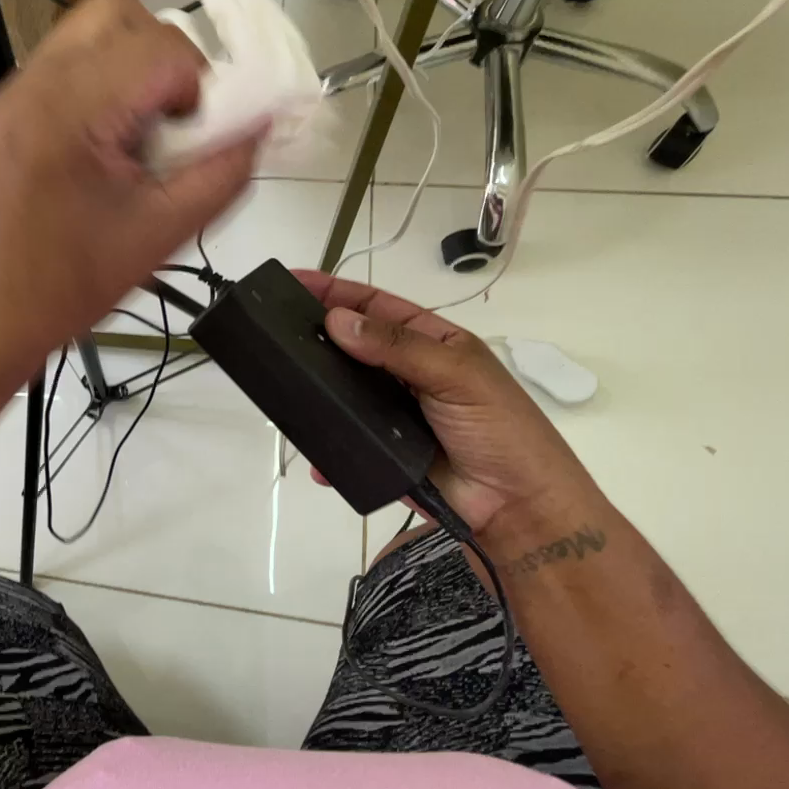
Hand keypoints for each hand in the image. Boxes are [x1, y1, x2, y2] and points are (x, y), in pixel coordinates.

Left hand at [0, 0, 265, 372]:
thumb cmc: (72, 283)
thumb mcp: (165, 232)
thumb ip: (225, 170)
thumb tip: (261, 122)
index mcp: (71, 110)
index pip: (162, 48)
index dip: (197, 89)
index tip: (193, 142)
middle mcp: (37, 82)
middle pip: (122, 12)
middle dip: (166, 59)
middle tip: (172, 125)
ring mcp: (17, 90)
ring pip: (95, 29)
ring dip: (135, 65)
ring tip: (139, 132)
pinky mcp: (11, 107)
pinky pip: (71, 60)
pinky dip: (105, 81)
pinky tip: (108, 141)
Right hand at [293, 270, 608, 552]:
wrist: (516, 505)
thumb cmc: (500, 429)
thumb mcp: (457, 375)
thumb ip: (397, 347)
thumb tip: (336, 321)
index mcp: (428, 342)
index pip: (374, 307)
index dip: (334, 292)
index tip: (291, 282)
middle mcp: (403, 373)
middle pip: (349, 347)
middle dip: (313, 338)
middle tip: (272, 335)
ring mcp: (388, 412)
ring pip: (339, 393)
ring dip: (313, 391)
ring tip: (281, 387)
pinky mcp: (378, 449)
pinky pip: (341, 439)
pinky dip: (324, 445)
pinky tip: (312, 450)